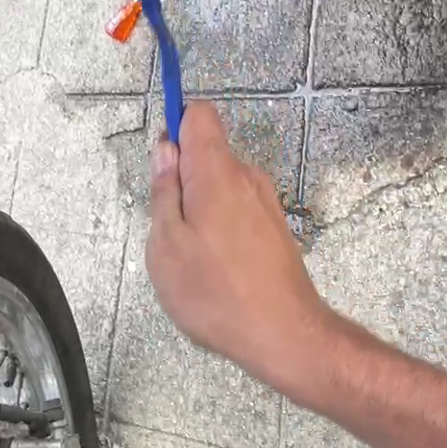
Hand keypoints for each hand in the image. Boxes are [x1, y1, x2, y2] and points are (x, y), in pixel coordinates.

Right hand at [145, 102, 341, 391]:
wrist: (284, 334)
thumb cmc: (216, 293)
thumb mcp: (166, 245)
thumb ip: (164, 191)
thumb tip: (165, 150)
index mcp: (218, 172)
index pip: (198, 114)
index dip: (174, 127)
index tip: (162, 164)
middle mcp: (247, 176)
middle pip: (207, 153)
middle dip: (182, 181)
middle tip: (172, 229)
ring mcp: (265, 201)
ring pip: (220, 186)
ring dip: (200, 209)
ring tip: (195, 257)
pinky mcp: (274, 226)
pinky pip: (237, 209)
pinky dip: (220, 227)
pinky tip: (217, 268)